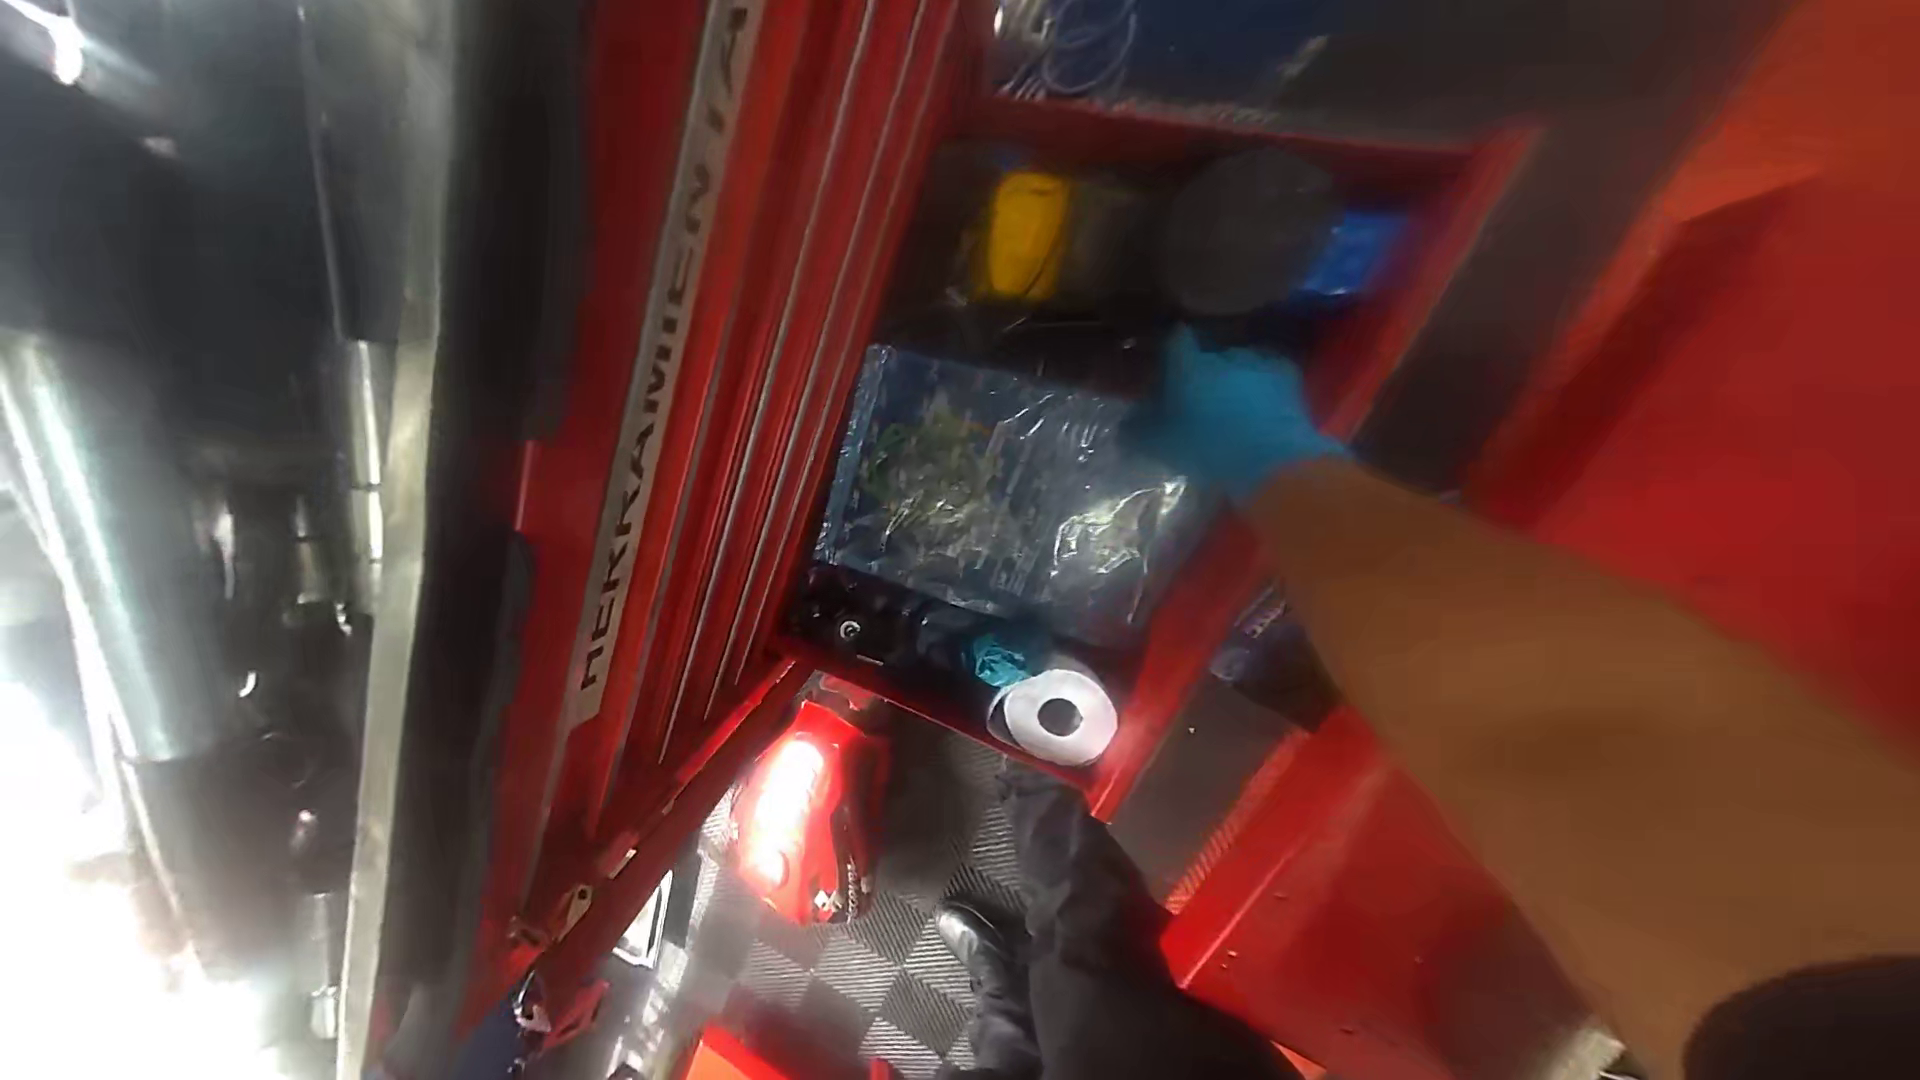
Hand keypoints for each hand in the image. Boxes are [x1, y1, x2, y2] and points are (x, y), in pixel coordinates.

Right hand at [1128, 325, 1346, 500]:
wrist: (1270, 462)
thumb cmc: (1204, 448)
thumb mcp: (1156, 445)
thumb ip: (1137, 429)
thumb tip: (1128, 423)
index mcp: (1188, 362)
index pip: (1174, 339)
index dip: (1169, 348)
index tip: (1164, 362)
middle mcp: (1223, 351)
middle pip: (1209, 349)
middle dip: (1202, 365)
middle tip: (1195, 389)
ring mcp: (1260, 361)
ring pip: (1239, 362)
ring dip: (1233, 376)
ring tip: (1228, 401)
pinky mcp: (1290, 378)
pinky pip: (1267, 376)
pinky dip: (1259, 389)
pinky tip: (1255, 410)